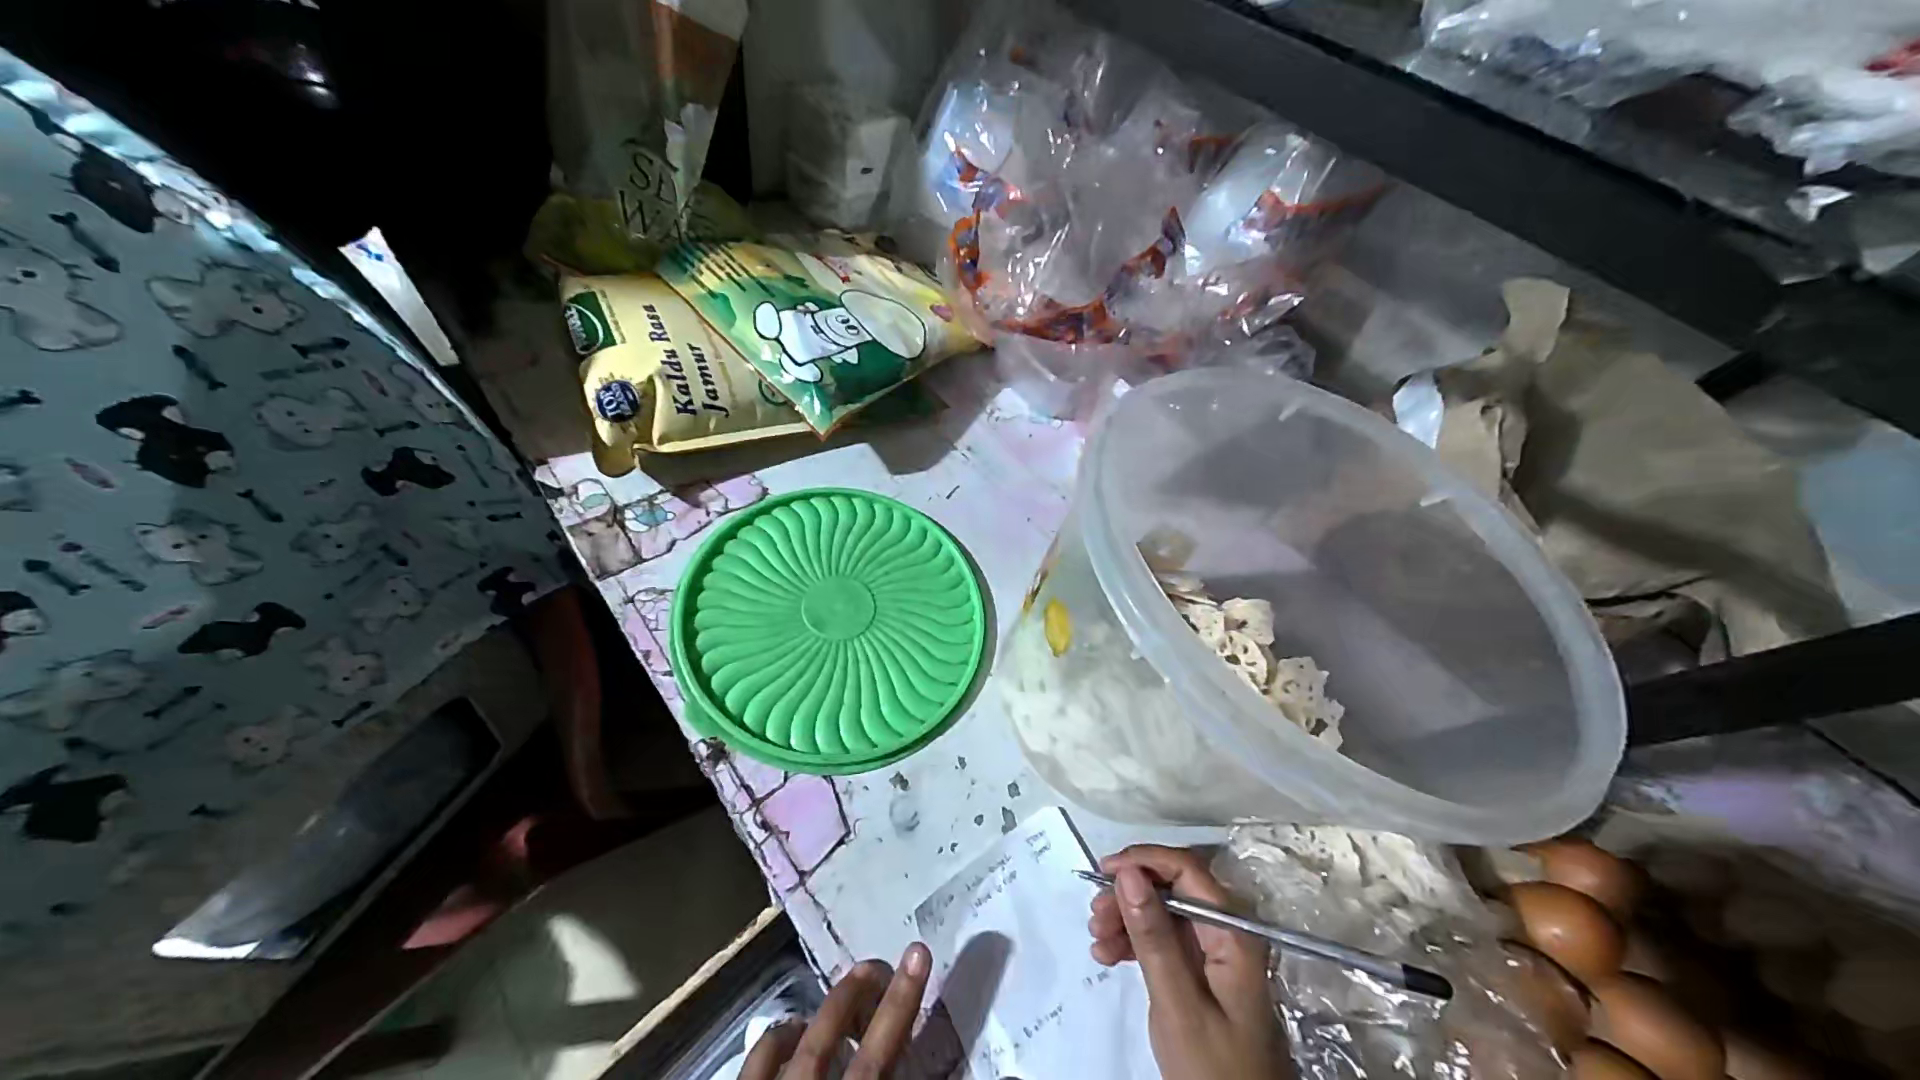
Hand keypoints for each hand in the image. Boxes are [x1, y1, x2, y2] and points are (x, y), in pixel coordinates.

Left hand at [741, 942, 931, 1079]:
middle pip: (832, 1030)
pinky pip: (754, 1063)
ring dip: (816, 1015)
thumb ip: (885, 1072)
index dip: (902, 1001)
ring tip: (834, 1000)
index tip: (919, 953)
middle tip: (875, 966)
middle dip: (856, 992)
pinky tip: (786, 1033)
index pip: (879, 1051)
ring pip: (792, 1041)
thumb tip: (905, 1052)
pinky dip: (773, 1042)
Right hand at [1089, 845, 1291, 1079]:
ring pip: (1164, 913)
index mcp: (1233, 933)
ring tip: (1097, 941)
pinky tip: (1108, 955)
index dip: (1144, 861)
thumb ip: (1153, 937)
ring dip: (1126, 919)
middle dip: (1130, 895)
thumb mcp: (1177, 1004)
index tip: (1103, 871)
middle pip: (1173, 888)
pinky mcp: (1202, 974)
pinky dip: (1134, 942)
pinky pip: (1164, 940)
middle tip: (1094, 915)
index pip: (1187, 870)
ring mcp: (1215, 954)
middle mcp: (1227, 933)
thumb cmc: (1214, 1071)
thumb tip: (1127, 872)